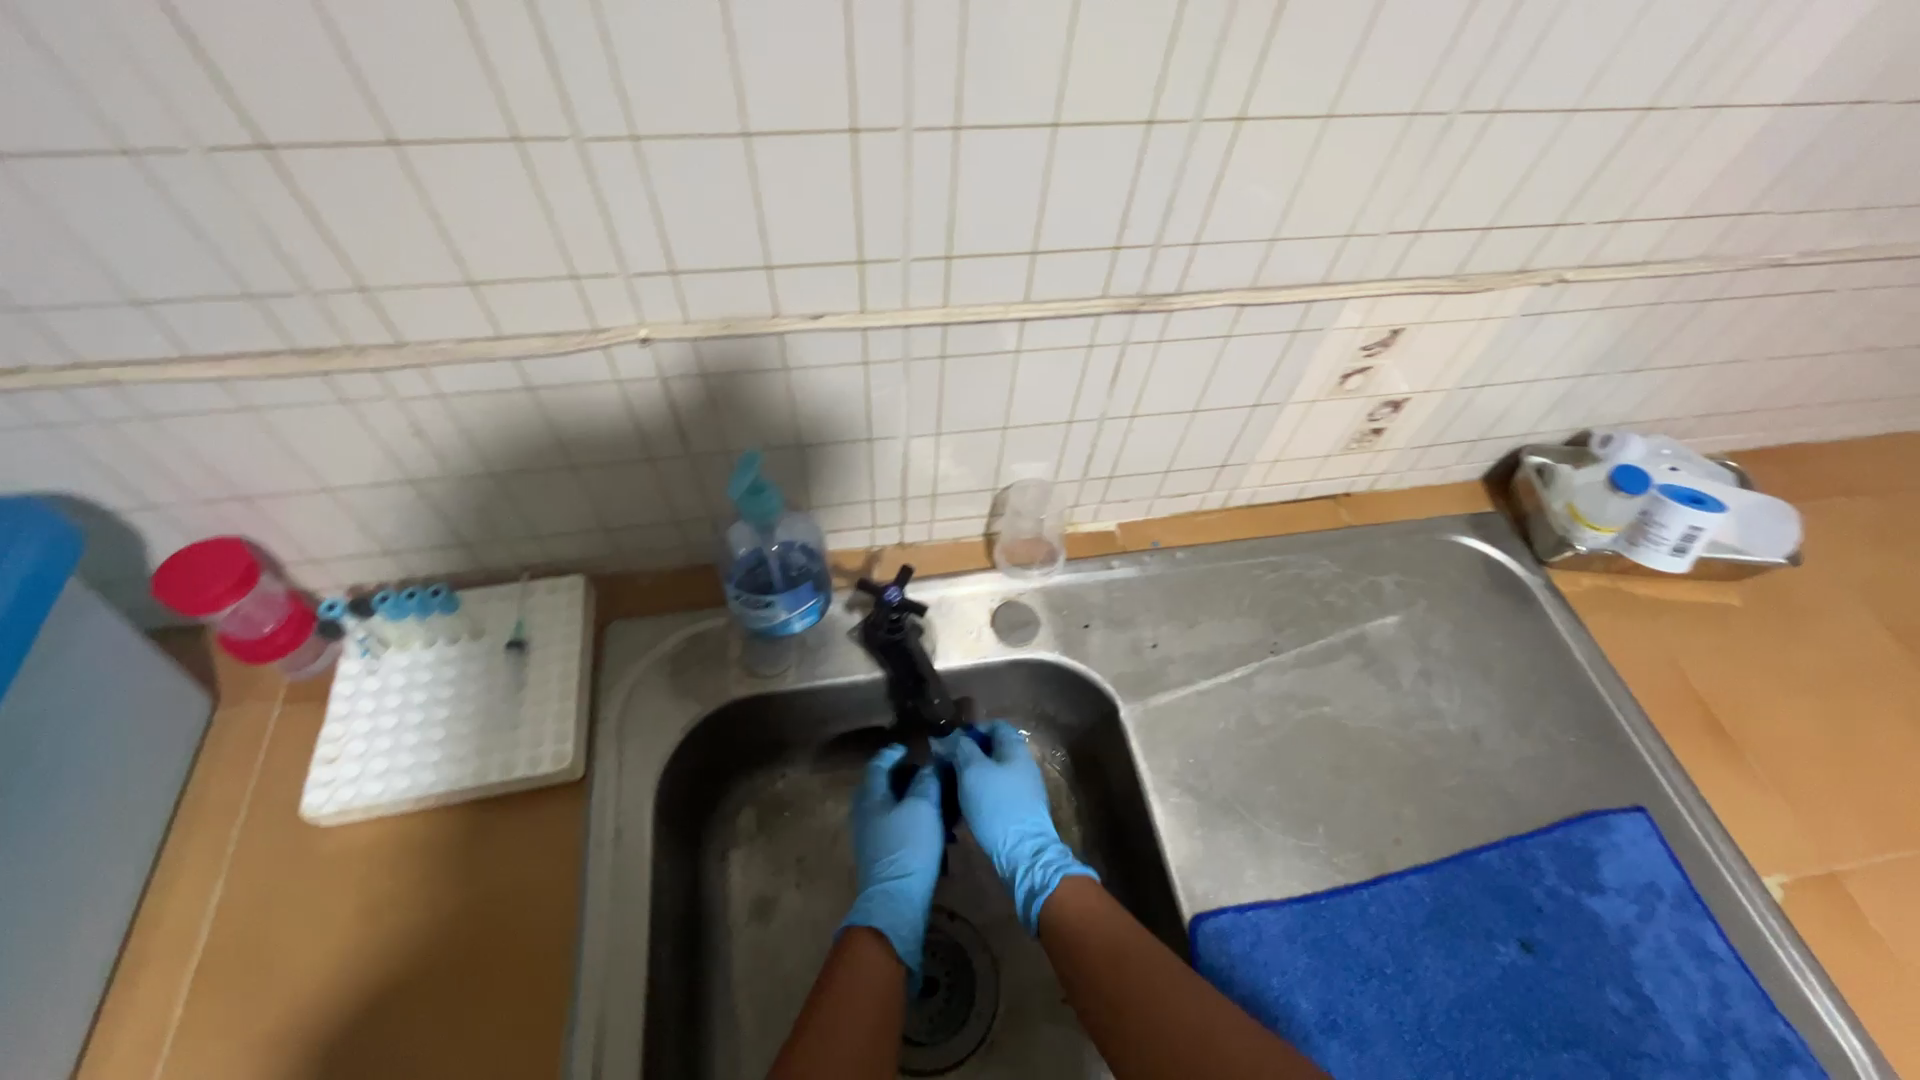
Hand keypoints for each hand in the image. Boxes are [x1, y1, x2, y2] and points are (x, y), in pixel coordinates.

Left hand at [840, 744, 944, 974]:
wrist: (896, 900)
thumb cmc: (908, 846)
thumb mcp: (923, 806)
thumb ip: (927, 781)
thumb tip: (929, 766)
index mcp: (871, 796)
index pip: (877, 764)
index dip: (892, 753)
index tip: (908, 748)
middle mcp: (865, 813)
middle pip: (884, 786)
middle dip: (907, 777)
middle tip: (929, 773)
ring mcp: (871, 836)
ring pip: (893, 808)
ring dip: (914, 800)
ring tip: (939, 801)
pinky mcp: (882, 855)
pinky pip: (898, 827)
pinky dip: (915, 821)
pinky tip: (936, 830)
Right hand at [934, 721, 1096, 934]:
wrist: (1023, 852)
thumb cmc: (996, 804)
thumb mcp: (972, 770)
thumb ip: (960, 748)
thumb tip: (948, 737)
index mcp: (1015, 749)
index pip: (995, 726)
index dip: (972, 730)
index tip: (950, 742)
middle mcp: (1023, 764)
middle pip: (993, 749)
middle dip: (968, 753)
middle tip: (945, 764)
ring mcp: (1024, 789)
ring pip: (993, 771)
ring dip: (972, 774)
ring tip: (950, 785)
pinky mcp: (1020, 810)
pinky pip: (996, 791)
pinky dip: (980, 792)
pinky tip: (965, 804)